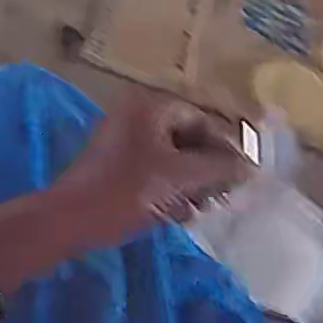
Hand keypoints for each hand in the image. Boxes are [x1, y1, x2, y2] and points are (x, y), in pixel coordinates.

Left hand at [43, 93, 253, 250]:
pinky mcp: (116, 160)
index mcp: (149, 105)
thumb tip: (250, 165)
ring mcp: (124, 135)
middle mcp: (136, 111)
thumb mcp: (179, 178)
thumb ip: (218, 167)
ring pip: (173, 155)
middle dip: (207, 168)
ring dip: (191, 181)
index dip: (226, 149)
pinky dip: (170, 187)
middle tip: (221, 197)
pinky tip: (178, 213)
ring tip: (198, 208)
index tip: (245, 180)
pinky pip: (155, 167)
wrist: (71, 217)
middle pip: (188, 136)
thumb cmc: (126, 191)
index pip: (203, 119)